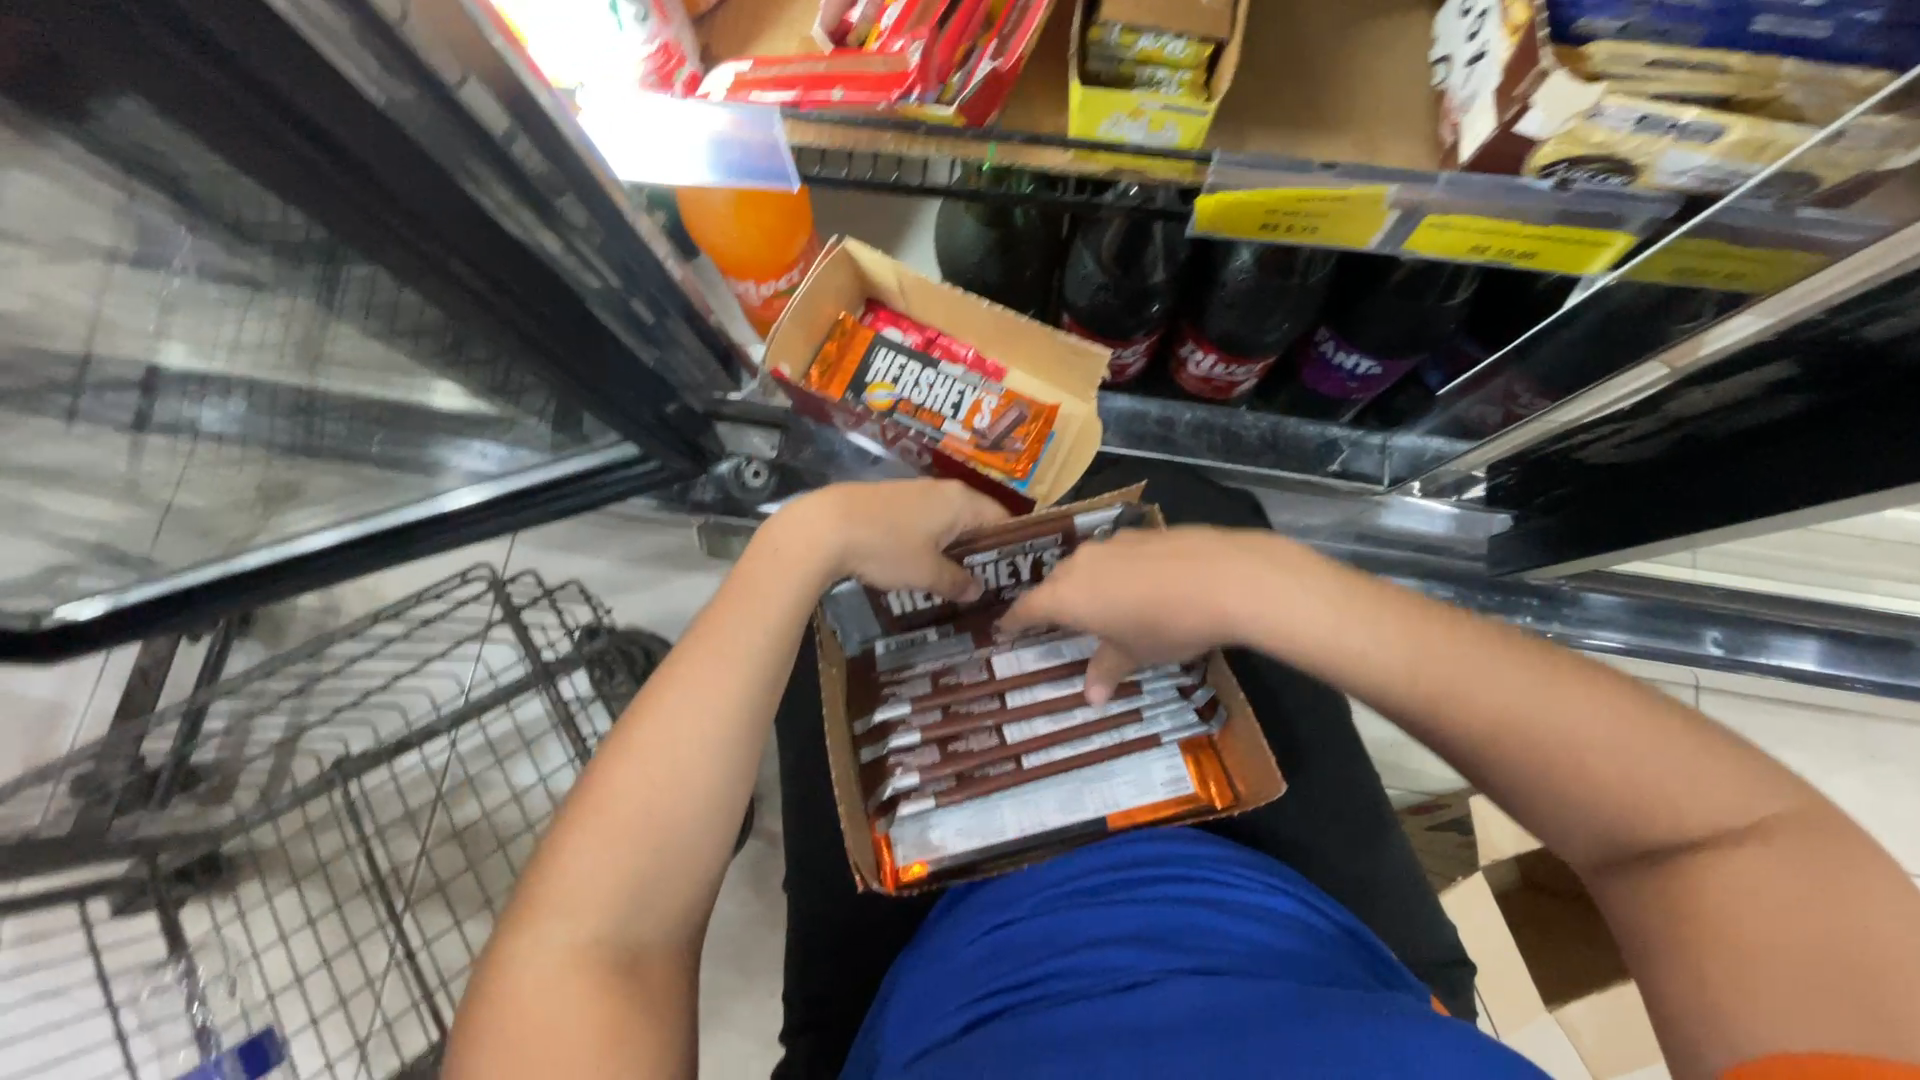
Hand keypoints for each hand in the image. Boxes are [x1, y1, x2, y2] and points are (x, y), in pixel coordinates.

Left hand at [772, 480, 1010, 599]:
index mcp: (962, 502)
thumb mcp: (927, 573)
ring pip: (947, 522)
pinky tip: (921, 565)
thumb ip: (956, 581)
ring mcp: (916, 492)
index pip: (1002, 520)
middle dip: (980, 551)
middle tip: (987, 583)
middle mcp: (943, 490)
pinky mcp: (892, 501)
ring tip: (956, 580)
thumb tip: (977, 590)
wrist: (825, 527)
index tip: (1013, 574)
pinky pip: (924, 522)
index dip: (1010, 547)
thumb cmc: (887, 547)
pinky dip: (929, 542)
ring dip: (952, 548)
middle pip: (975, 520)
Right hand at [998, 526, 1277, 701]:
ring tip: (1101, 606)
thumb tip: (1091, 697)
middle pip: (1054, 583)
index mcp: (1067, 596)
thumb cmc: (1167, 626)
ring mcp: (1112, 543)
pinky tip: (1140, 587)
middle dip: (1052, 603)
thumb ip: (1106, 669)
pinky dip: (1116, 572)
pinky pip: (1115, 556)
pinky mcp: (1142, 534)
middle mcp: (1080, 564)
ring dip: (1086, 585)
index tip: (1003, 629)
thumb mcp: (1135, 654)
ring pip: (1085, 566)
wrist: (1225, 578)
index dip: (1014, 621)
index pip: (1027, 607)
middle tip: (1056, 622)